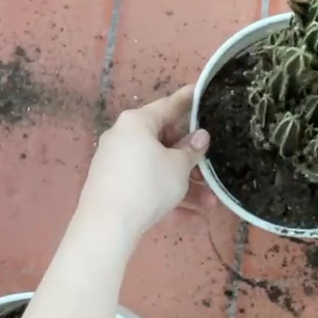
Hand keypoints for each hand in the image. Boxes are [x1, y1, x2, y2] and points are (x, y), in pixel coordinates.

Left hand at [76, 87, 210, 239]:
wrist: (107, 225)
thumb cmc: (147, 185)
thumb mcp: (178, 167)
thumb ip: (192, 150)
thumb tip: (200, 136)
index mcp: (137, 122)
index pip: (168, 106)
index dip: (188, 101)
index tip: (199, 92)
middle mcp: (123, 137)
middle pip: (163, 141)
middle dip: (190, 159)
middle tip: (210, 168)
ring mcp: (115, 162)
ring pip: (157, 168)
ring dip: (184, 185)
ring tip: (209, 203)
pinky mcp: (112, 186)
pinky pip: (145, 185)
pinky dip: (165, 196)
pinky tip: (190, 217)